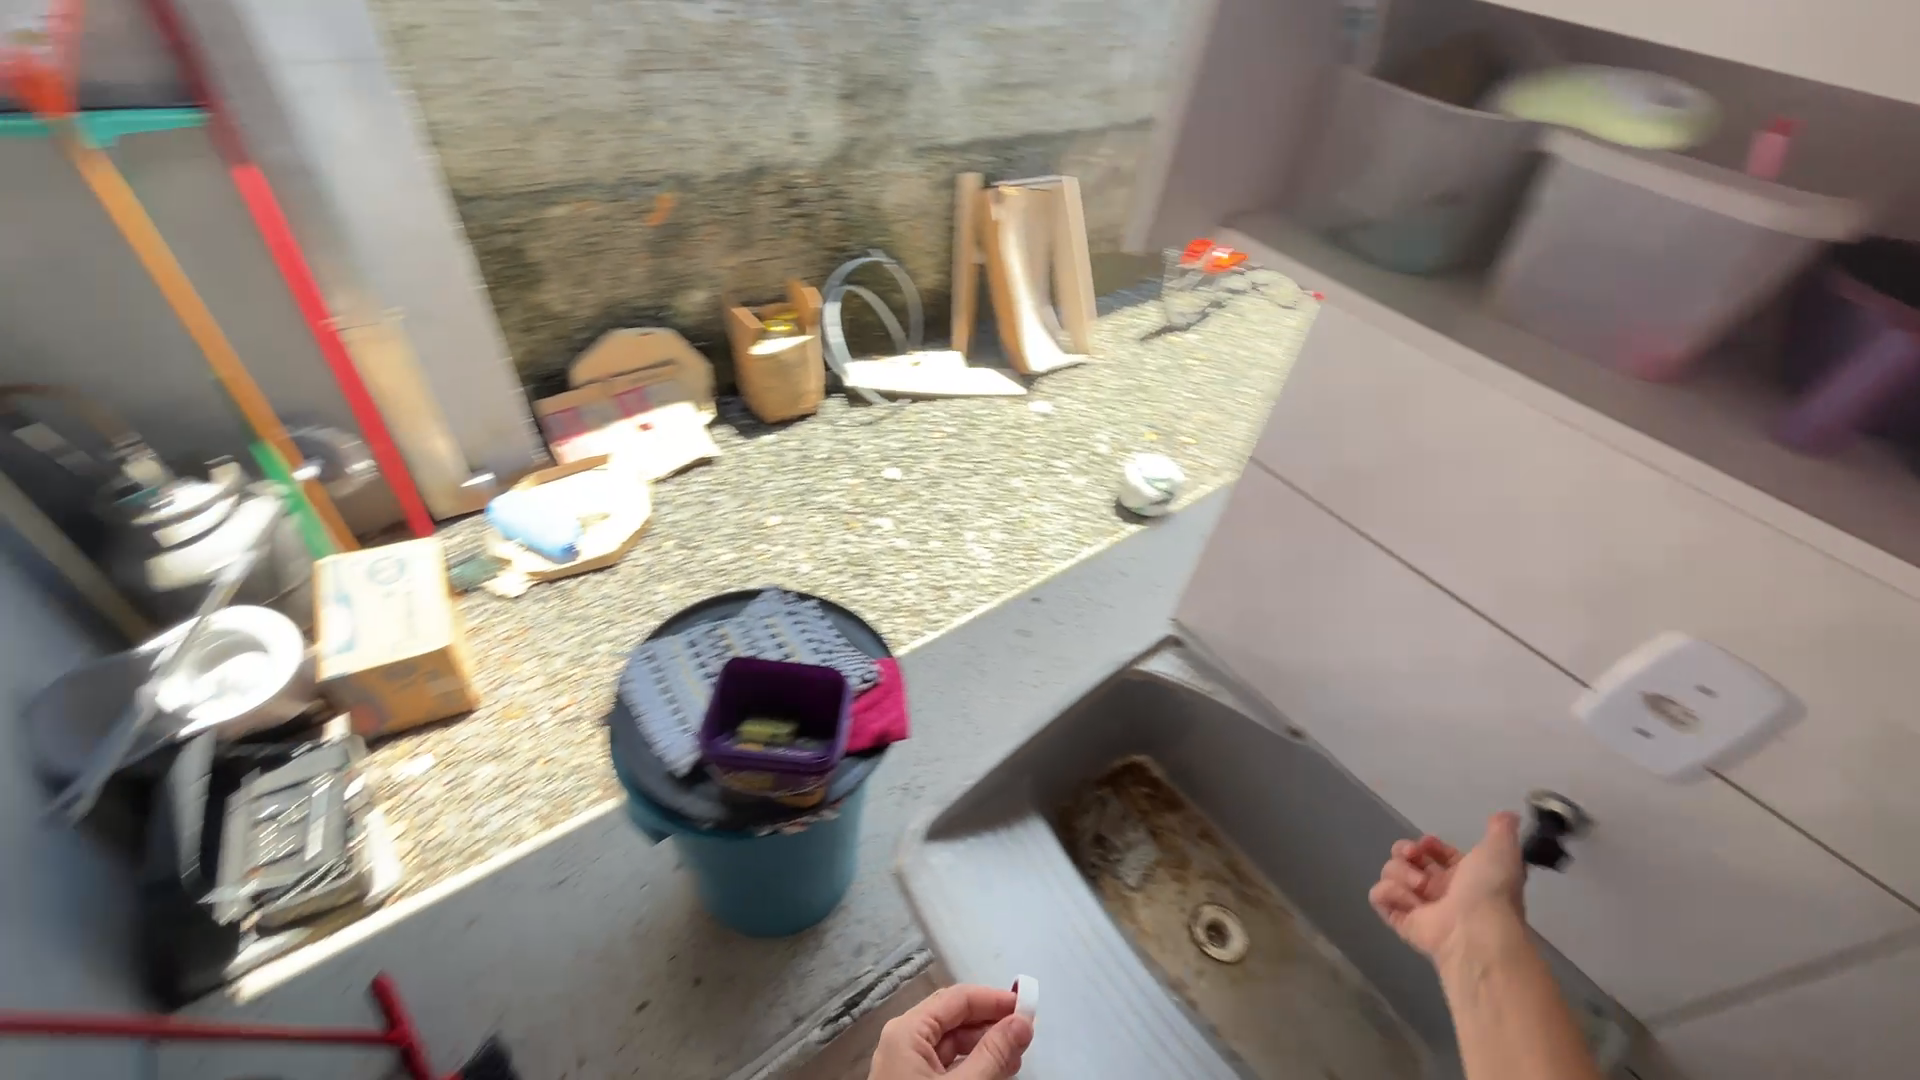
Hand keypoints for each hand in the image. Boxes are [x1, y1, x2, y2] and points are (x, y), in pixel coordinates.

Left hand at [868, 983, 1034, 1079]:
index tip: (1027, 1006)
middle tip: (1025, 1033)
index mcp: (907, 1031)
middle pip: (953, 1018)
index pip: (957, 999)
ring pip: (950, 1043)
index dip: (993, 999)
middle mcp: (903, 1042)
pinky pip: (945, 1065)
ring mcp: (905, 1066)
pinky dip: (972, 1066)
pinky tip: (995, 1073)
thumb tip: (1022, 1022)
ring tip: (1017, 1056)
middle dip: (990, 1023)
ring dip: (984, 1045)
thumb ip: (995, 1054)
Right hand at [1369, 812, 1527, 966]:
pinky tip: (1408, 900)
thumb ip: (1500, 830)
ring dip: (1401, 873)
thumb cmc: (1489, 889)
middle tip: (1413, 855)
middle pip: (1405, 859)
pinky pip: (1379, 897)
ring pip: (1391, 873)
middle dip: (1405, 851)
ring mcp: (1419, 906)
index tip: (1428, 843)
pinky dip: (1388, 893)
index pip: (1432, 853)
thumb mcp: (1500, 851)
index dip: (1427, 844)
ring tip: (1419, 886)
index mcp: (1462, 877)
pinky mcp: (1401, 921)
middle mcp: (1439, 891)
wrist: (1476, 928)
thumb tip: (1507, 814)